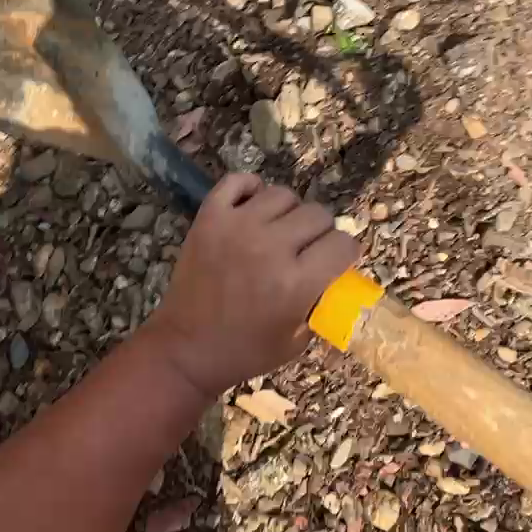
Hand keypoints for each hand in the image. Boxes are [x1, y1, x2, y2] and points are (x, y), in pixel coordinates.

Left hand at [142, 173, 362, 399]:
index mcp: (296, 282)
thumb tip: (337, 275)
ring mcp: (237, 226)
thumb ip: (321, 302)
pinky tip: (252, 207)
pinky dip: (250, 188)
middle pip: (317, 214)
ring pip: (282, 194)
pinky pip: (237, 181)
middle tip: (307, 248)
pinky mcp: (209, 217)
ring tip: (279, 230)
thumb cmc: (244, 351)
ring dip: (288, 211)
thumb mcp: (297, 340)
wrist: (186, 347)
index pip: (342, 244)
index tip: (337, 259)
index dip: (346, 252)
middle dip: (321, 231)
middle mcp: (270, 246)